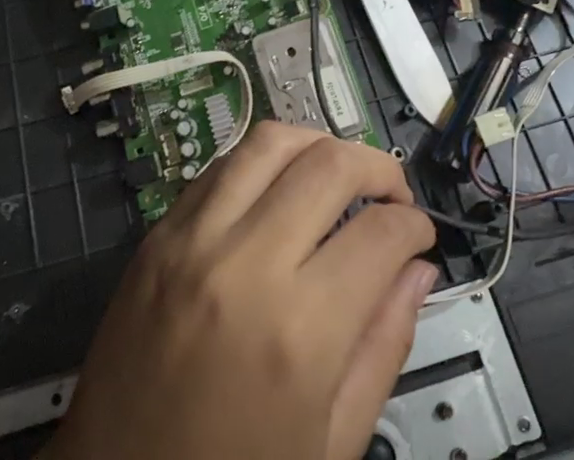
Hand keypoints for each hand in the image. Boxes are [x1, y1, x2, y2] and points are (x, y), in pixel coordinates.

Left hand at [45, 123, 439, 459]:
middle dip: (378, 168)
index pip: (383, 233)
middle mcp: (244, 265)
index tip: (419, 237)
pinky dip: (260, 164)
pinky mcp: (155, 237)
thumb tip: (416, 271)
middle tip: (390, 197)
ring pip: (269, 142)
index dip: (416, 226)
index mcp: (300, 331)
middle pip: (329, 165)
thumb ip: (384, 346)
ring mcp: (191, 242)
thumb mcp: (331, 440)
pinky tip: (277, 192)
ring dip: (317, 146)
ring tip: (337, 176)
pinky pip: (218, 168)